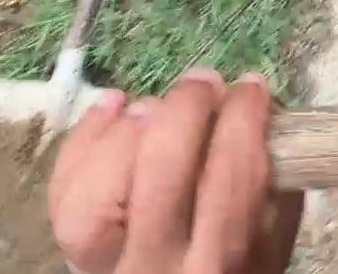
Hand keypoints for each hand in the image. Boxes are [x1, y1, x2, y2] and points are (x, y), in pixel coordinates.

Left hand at [47, 69, 302, 273]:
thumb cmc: (241, 262)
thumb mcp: (275, 232)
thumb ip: (275, 177)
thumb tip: (261, 107)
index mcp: (220, 260)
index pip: (228, 177)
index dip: (241, 118)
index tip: (252, 86)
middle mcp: (157, 268)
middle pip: (159, 179)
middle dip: (185, 112)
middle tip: (205, 82)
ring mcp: (105, 265)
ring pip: (95, 200)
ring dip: (126, 135)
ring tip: (154, 102)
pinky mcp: (73, 253)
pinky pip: (61, 200)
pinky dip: (82, 142)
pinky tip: (115, 104)